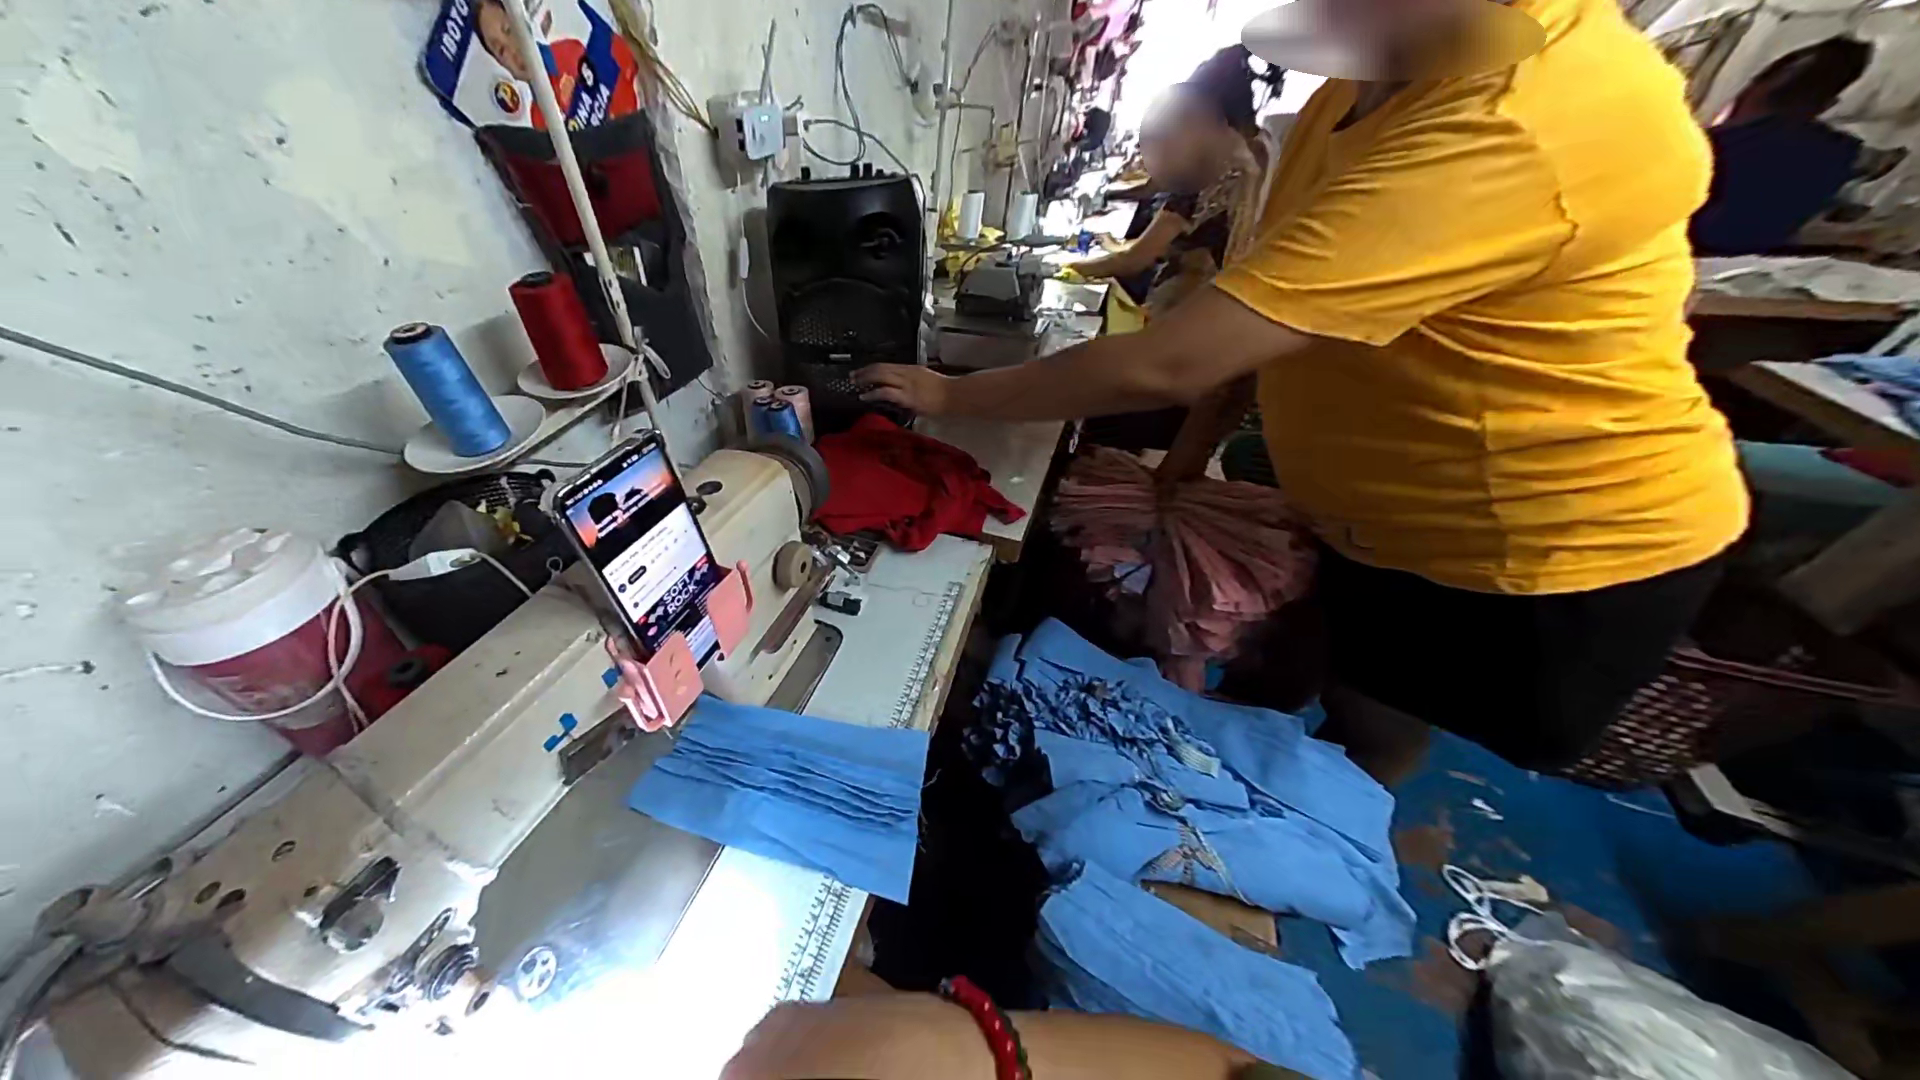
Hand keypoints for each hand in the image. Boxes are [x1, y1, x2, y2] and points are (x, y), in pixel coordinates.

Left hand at [856, 364, 953, 413]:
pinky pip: (886, 392)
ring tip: (855, 384)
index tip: (861, 371)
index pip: (886, 365)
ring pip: (880, 376)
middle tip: (852, 377)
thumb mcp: (925, 380)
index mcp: (910, 369)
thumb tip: (899, 389)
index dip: (871, 368)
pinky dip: (873, 393)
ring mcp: (906, 384)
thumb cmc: (943, 391)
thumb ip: (911, 383)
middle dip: (864, 372)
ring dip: (865, 380)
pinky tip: (865, 396)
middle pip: (880, 368)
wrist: (954, 396)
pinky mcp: (907, 396)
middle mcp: (906, 373)